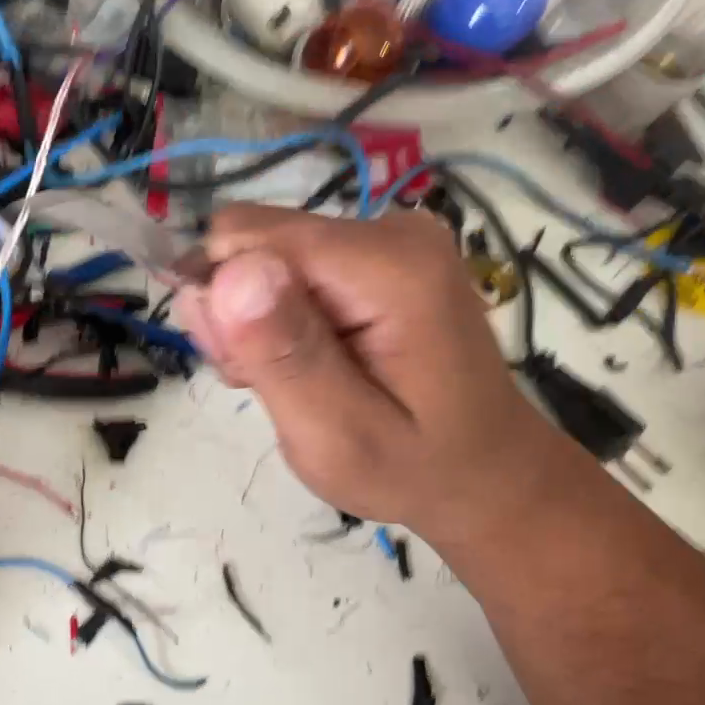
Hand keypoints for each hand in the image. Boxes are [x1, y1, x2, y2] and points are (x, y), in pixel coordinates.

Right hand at [175, 205, 566, 536]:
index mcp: (388, 266)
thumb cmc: (411, 468)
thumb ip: (283, 353)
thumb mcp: (335, 433)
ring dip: (247, 327)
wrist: (483, 472)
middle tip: (263, 382)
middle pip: (250, 243)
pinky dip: (270, 325)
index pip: (247, 237)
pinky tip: (299, 368)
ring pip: (256, 259)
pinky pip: (280, 273)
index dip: (220, 302)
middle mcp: (388, 231)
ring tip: (286, 383)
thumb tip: (230, 274)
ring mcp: (383, 241)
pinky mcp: (372, 258)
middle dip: (232, 315)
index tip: (240, 368)